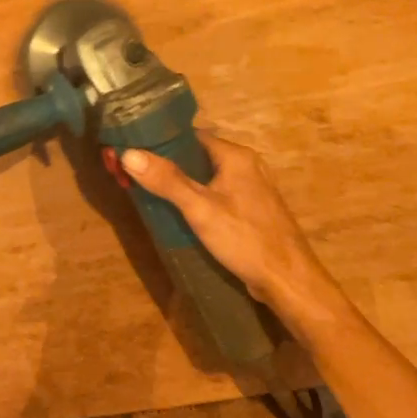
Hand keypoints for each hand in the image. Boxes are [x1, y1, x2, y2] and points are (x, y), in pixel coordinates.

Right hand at [121, 132, 341, 320]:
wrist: (288, 280)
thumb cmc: (245, 239)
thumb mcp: (200, 209)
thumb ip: (166, 180)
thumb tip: (128, 153)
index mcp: (236, 156)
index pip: (191, 136)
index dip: (160, 143)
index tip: (133, 154)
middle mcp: (247, 165)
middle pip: (198, 156)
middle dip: (168, 165)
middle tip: (137, 177)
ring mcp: (253, 188)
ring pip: (209, 176)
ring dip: (182, 183)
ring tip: (152, 193)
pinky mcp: (253, 209)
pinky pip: (219, 193)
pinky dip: (199, 197)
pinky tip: (182, 213)